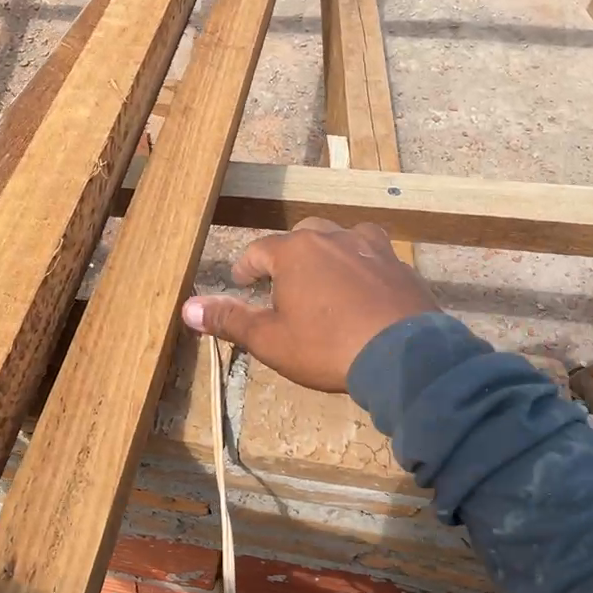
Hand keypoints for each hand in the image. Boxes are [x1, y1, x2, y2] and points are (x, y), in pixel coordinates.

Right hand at [181, 218, 437, 392]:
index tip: (241, 282)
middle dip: (288, 255)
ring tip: (325, 277)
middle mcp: (332, 238)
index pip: (258, 251)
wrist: (405, 356)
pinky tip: (364, 291)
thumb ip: (229, 320)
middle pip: (302, 235)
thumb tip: (187, 308)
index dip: (245, 268)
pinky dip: (363, 267)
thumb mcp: (270, 339)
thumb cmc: (326, 346)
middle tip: (283, 281)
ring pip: (342, 238)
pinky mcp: (401, 266)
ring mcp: (371, 249)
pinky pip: (375, 257)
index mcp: (295, 252)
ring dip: (329, 253)